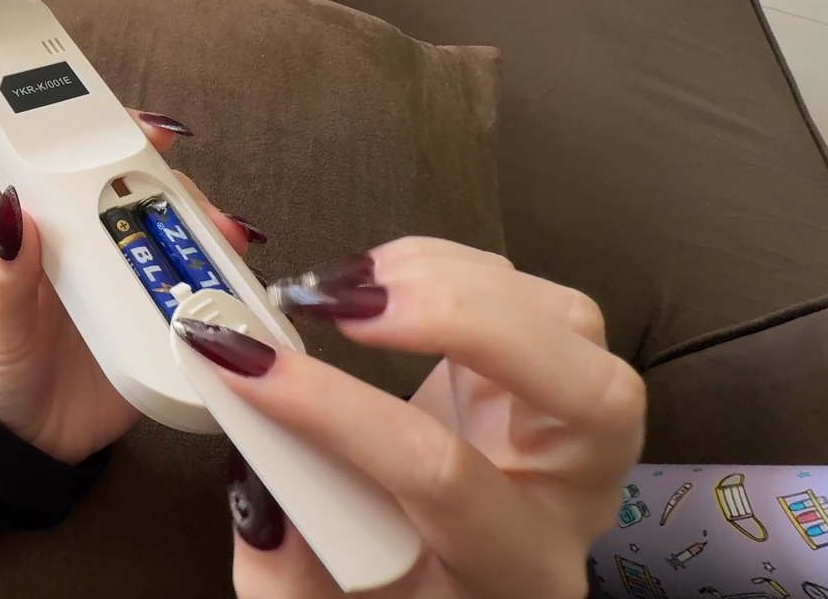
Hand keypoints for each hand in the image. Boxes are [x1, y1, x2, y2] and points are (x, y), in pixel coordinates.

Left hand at [0, 110, 263, 464]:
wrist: (15, 442)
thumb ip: (5, 270)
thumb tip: (12, 209)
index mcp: (59, 238)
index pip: (93, 176)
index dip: (125, 147)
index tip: (157, 133)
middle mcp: (101, 259)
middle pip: (152, 209)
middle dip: (186, 197)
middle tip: (209, 211)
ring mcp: (133, 298)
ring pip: (184, 254)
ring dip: (213, 243)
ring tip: (231, 243)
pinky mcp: (159, 343)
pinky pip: (200, 314)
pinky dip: (226, 302)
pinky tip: (243, 300)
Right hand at [190, 237, 643, 598]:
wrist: (448, 567)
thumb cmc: (386, 584)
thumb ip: (277, 572)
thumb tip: (256, 489)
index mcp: (511, 566)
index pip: (440, 474)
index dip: (332, 405)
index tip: (239, 358)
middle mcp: (569, 494)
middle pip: (588, 396)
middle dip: (456, 320)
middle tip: (339, 304)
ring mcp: (571, 424)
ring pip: (572, 324)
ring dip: (448, 280)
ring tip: (346, 283)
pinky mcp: (541, 368)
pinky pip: (532, 292)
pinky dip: (444, 261)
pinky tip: (373, 276)